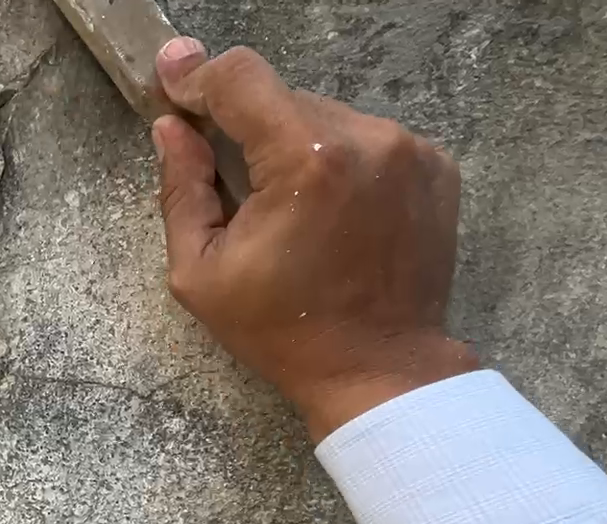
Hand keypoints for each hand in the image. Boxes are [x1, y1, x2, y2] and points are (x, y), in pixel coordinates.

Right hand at [151, 39, 476, 439]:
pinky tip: (329, 217)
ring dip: (293, 150)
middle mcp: (366, 136)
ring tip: (289, 217)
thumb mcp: (200, 274)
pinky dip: (336, 164)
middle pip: (284, 101)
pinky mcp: (435, 165)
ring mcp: (410, 147)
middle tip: (232, 192)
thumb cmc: (276, 329)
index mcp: (304, 162)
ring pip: (327, 121)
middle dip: (248, 134)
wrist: (375, 365)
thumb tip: (170, 129)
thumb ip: (182, 192)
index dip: (199, 76)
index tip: (171, 76)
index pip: (243, 80)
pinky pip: (367, 142)